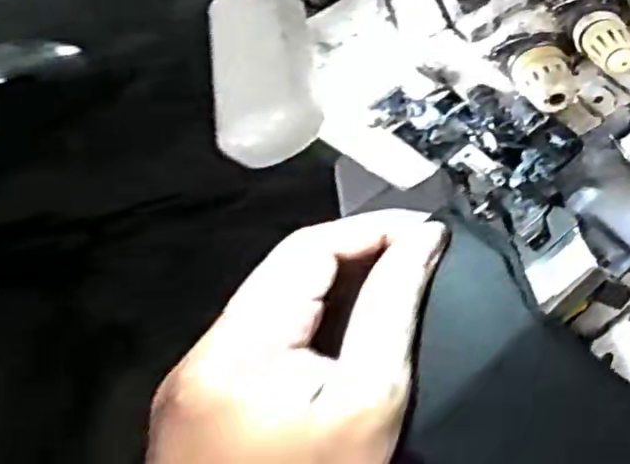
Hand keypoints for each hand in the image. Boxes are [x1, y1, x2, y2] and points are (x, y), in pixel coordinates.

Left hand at [147, 210, 448, 463]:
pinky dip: (323, 310)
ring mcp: (199, 383)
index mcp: (235, 351)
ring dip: (347, 277)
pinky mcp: (208, 402)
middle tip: (423, 253)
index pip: (311, 245)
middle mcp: (203, 360)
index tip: (430, 234)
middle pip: (293, 264)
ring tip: (401, 282)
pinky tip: (360, 323)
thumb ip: (397, 301)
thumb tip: (426, 238)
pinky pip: (273, 326)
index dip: (379, 227)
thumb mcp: (373, 391)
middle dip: (366, 248)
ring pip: (284, 291)